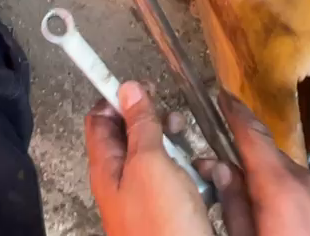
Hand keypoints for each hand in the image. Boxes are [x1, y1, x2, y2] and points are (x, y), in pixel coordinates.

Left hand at [85, 81, 212, 235]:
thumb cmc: (160, 226)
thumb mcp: (149, 164)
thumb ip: (139, 125)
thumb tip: (127, 87)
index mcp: (108, 166)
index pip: (101, 117)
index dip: (118, 97)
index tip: (145, 87)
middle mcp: (123, 181)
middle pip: (134, 136)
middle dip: (157, 124)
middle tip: (175, 122)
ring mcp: (148, 200)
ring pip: (162, 158)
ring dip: (181, 151)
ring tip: (196, 155)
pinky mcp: (172, 215)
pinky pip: (182, 183)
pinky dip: (196, 175)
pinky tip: (209, 180)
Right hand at [205, 91, 309, 235]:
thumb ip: (234, 208)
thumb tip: (219, 171)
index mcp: (280, 188)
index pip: (251, 132)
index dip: (233, 110)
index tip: (221, 94)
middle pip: (271, 160)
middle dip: (251, 166)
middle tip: (229, 180)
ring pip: (296, 183)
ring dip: (278, 192)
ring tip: (265, 221)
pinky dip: (302, 210)